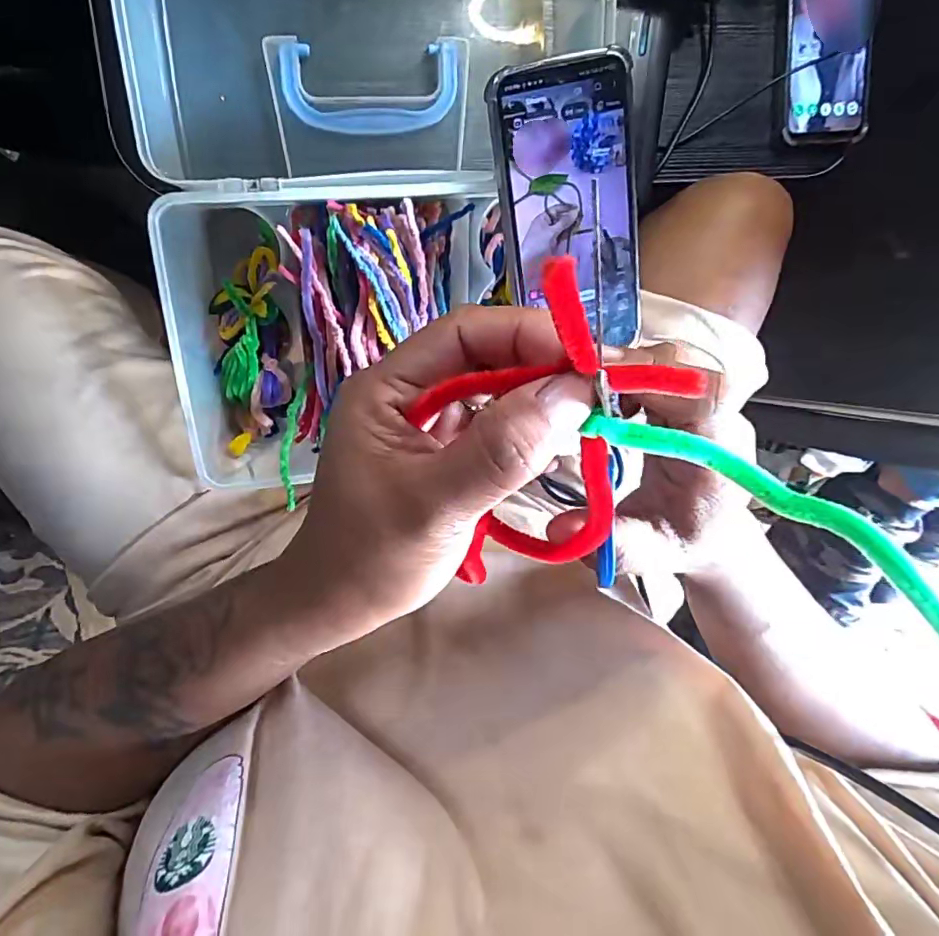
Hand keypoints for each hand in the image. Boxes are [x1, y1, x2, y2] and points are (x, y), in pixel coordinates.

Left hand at [286, 306, 594, 625]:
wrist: (339, 604)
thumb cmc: (371, 557)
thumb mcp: (435, 504)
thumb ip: (499, 451)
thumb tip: (571, 395)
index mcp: (386, 387)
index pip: (462, 333)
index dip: (525, 333)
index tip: (584, 357)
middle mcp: (407, 393)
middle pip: (483, 357)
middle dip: (541, 367)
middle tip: (599, 388)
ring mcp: (427, 422)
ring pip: (494, 391)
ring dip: (539, 399)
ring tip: (587, 414)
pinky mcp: (445, 451)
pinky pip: (495, 426)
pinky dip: (528, 431)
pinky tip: (557, 444)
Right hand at [546, 342, 758, 579]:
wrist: (710, 540)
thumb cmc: (688, 545)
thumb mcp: (652, 553)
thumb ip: (614, 541)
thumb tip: (559, 527)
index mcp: (720, 446)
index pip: (692, 389)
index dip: (642, 377)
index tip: (592, 381)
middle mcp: (716, 414)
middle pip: (673, 365)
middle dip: (620, 368)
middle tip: (571, 383)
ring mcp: (698, 402)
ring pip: (658, 363)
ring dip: (615, 371)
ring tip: (576, 391)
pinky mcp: (678, 399)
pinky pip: (649, 374)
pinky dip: (617, 378)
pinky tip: (592, 397)